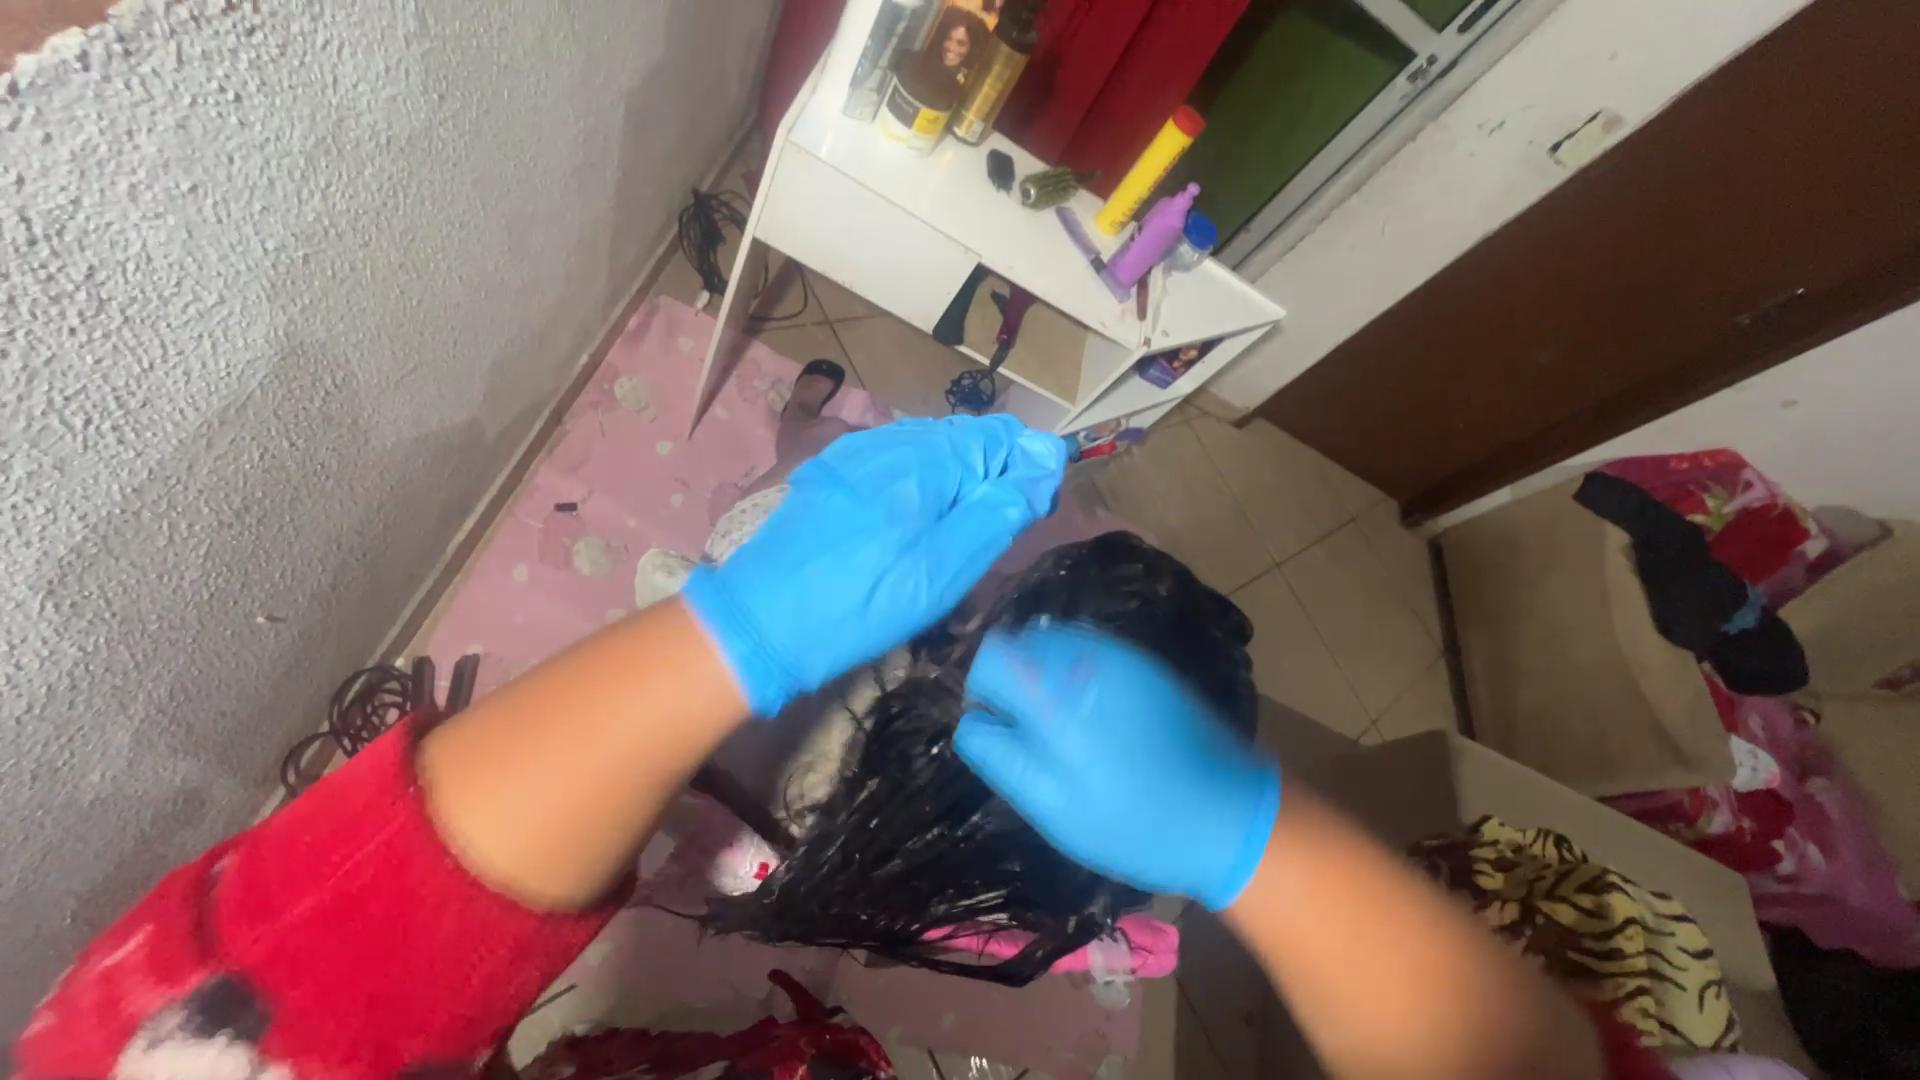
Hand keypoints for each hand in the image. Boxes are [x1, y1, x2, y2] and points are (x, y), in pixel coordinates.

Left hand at [683, 415, 1066, 715]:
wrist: (762, 621)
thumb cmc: (865, 601)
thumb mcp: (946, 568)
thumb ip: (999, 508)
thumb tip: (1045, 461)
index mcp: (927, 457)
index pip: (1002, 436)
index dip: (1025, 472)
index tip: (1023, 517)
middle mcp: (892, 437)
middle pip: (966, 439)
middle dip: (989, 477)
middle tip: (984, 536)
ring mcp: (857, 450)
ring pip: (930, 449)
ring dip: (953, 482)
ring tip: (947, 535)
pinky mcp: (834, 469)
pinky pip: (895, 461)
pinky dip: (917, 484)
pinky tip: (907, 524)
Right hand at [954, 624, 1281, 910]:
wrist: (1229, 814)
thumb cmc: (1135, 823)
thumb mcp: (1055, 808)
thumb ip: (1003, 758)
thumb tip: (969, 721)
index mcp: (1059, 692)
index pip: (992, 655)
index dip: (981, 689)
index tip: (996, 727)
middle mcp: (1087, 656)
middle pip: (1021, 639)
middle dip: (1011, 678)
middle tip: (1025, 731)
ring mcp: (1121, 653)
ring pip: (1054, 639)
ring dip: (1040, 671)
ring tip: (1057, 723)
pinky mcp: (1144, 661)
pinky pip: (1087, 646)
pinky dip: (1072, 669)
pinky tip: (1089, 712)